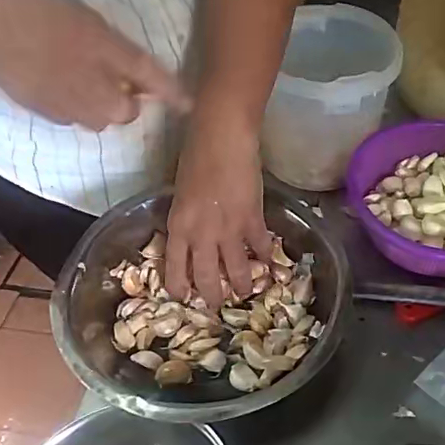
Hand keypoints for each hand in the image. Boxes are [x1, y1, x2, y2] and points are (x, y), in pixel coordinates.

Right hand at [0, 0, 188, 128]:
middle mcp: (91, 83)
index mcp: (104, 49)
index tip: (189, 105)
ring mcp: (66, 102)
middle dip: (126, 99)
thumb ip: (113, 48)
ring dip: (102, 105)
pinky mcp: (43, 111)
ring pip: (101, 119)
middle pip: (125, 111)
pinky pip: (73, 118)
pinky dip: (75, 107)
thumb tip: (135, 77)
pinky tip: (56, 83)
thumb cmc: (29, 1)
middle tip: (113, 76)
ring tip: (80, 78)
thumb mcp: (82, 15)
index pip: (149, 76)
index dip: (172, 92)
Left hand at [165, 122, 269, 307]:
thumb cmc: (195, 156)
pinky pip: (261, 247)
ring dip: (243, 285)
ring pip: (237, 271)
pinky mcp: (253, 221)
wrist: (222, 138)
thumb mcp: (179, 194)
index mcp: (178, 227)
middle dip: (212, 298)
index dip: (180, 289)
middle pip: (206, 278)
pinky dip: (265, 256)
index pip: (175, 269)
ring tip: (247, 292)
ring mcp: (229, 230)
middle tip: (217, 306)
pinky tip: (269, 261)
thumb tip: (194, 235)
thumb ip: (186, 219)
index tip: (185, 298)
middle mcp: (201, 235)